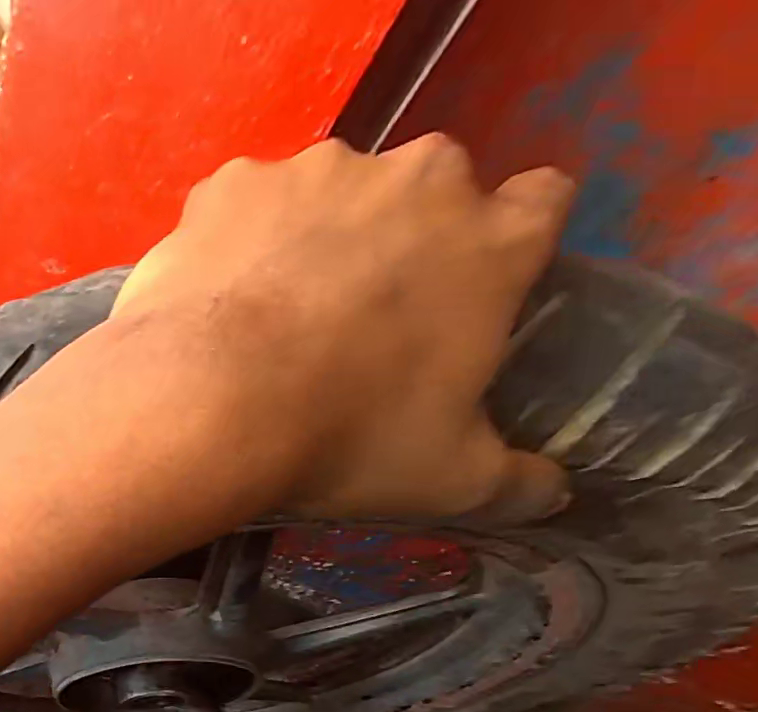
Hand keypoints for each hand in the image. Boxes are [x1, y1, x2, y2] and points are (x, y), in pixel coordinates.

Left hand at [110, 134, 573, 524]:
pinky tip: (213, 296)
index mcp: (490, 242)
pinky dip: (235, 240)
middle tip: (352, 318)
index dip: (508, 246)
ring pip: (329, 195)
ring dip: (311, 238)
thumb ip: (513, 483)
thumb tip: (552, 492)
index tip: (469, 290)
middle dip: (401, 244)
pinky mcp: (230, 185)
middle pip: (425, 196)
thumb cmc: (341, 442)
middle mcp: (414, 181)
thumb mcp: (446, 482)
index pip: (538, 207)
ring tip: (266, 315)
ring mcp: (315, 172)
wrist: (205, 408)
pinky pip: (243, 205)